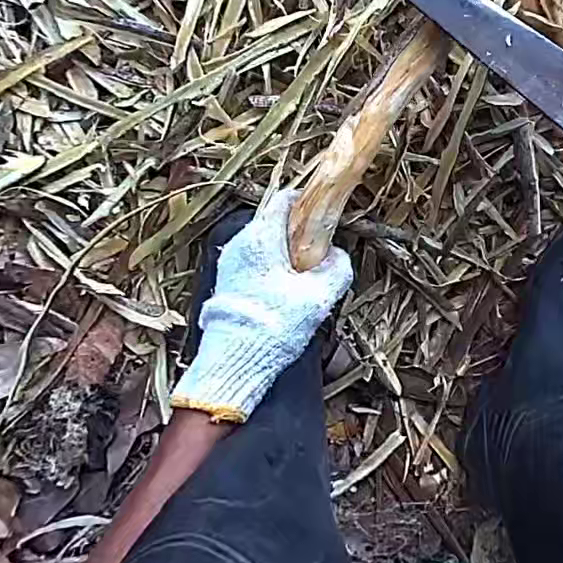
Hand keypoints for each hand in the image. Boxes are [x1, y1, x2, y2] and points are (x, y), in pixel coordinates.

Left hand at [170, 190, 352, 421]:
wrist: (233, 363)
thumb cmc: (275, 324)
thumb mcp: (319, 296)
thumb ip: (337, 268)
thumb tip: (337, 255)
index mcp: (260, 236)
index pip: (285, 199)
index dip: (307, 202)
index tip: (323, 215)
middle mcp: (240, 243)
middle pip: (275, 221)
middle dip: (298, 232)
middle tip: (318, 252)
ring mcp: (229, 262)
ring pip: (263, 243)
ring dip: (285, 252)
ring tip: (304, 277)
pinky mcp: (225, 282)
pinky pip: (253, 262)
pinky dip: (271, 268)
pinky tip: (284, 293)